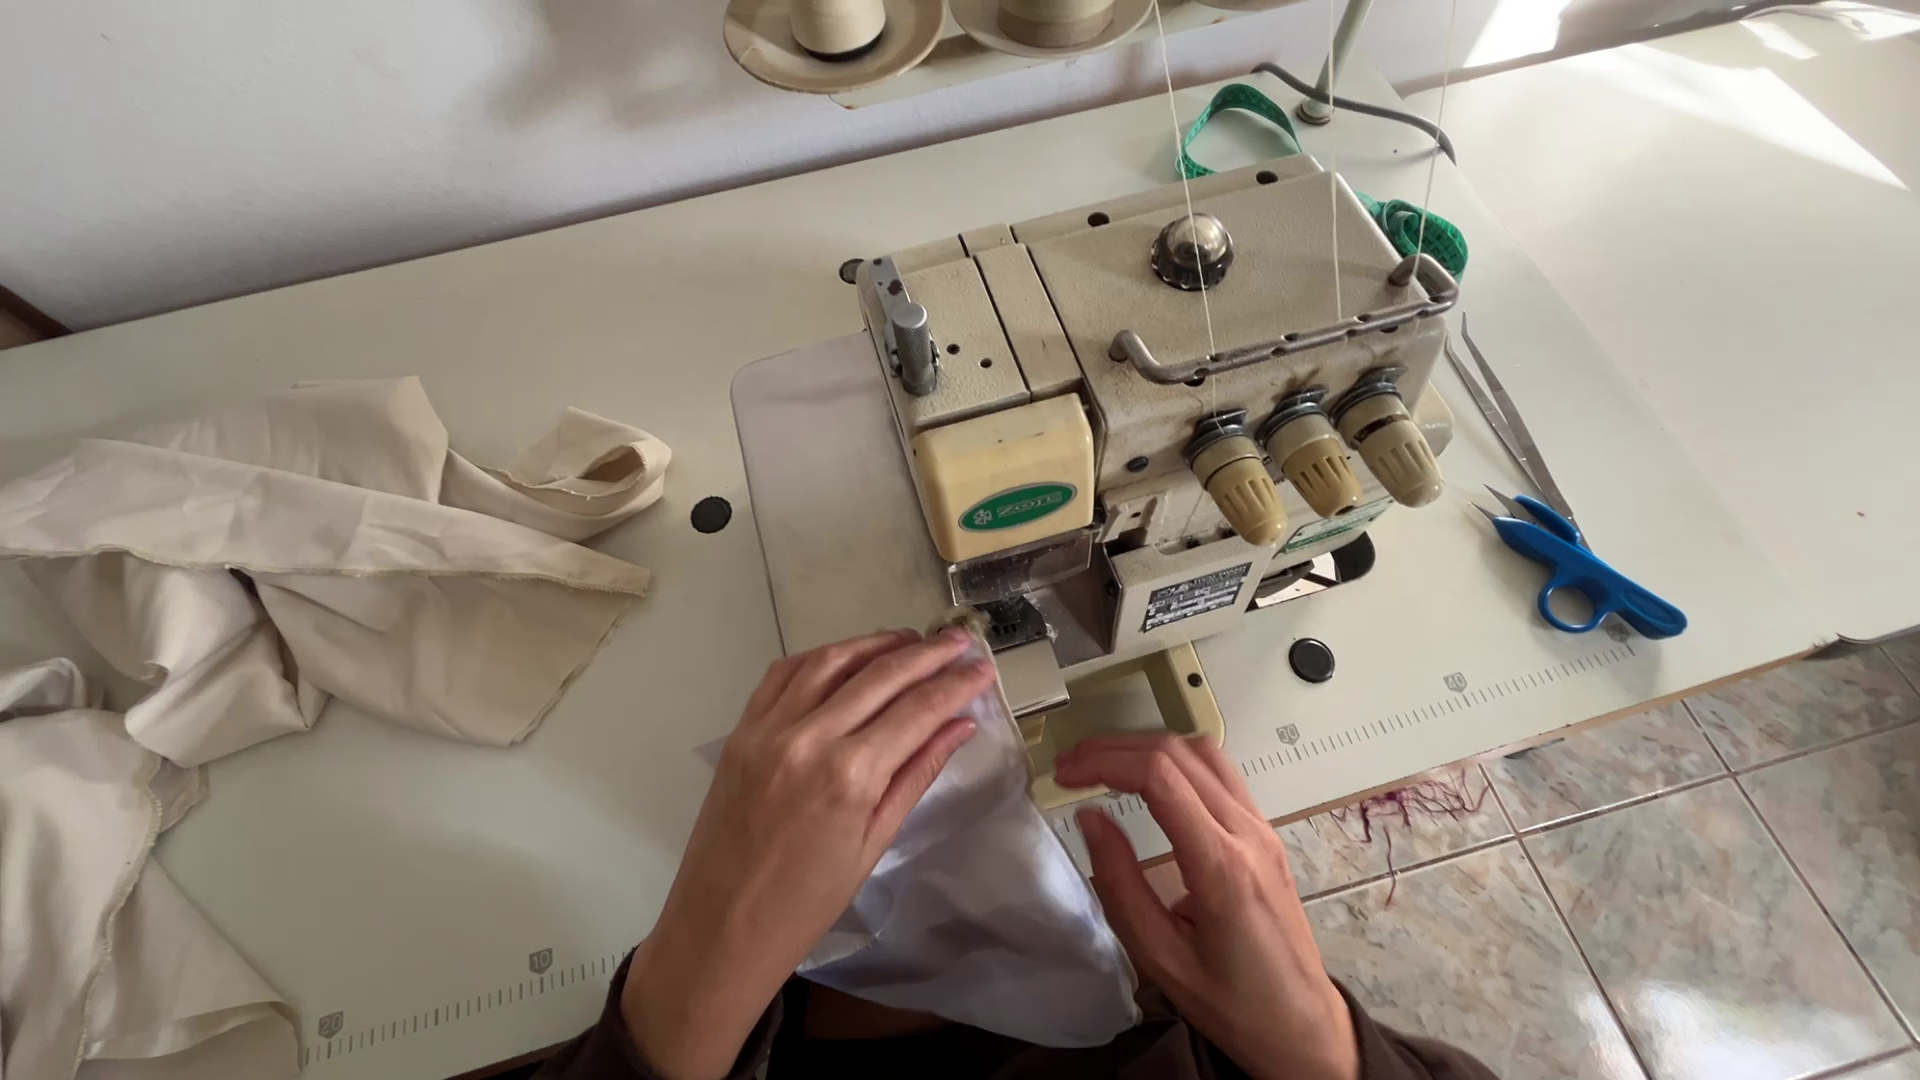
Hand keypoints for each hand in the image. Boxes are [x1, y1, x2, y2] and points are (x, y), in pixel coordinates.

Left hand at [621, 627, 994, 1079]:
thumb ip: (918, 773)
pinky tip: (848, 655)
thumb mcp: (875, 843)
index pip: (918, 710)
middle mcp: (809, 738)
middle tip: (959, 640)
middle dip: (927, 653)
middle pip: (881, 674)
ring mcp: (769, 728)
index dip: (957, 684)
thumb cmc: (807, 904)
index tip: (984, 667)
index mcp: (850, 776)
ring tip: (911, 640)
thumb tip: (961, 725)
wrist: (719, 929)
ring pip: (832, 660)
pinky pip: (784, 673)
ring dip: (876, 642)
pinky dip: (823, 656)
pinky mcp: (742, 728)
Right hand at [1056, 735, 1358, 1079]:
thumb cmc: (1232, 1004)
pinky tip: (1148, 775)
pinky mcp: (1264, 830)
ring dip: (1144, 746)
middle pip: (1175, 753)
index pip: (1159, 777)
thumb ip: (1121, 883)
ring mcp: (1261, 826)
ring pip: (1199, 750)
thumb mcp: (1161, 957)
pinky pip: (1218, 770)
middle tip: (1072, 766)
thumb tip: (1089, 817)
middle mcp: (1247, 832)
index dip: (1104, 762)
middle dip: (1114, 748)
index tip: (1066, 775)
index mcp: (1221, 865)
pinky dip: (1174, 757)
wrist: (1305, 1029)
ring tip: (1103, 763)